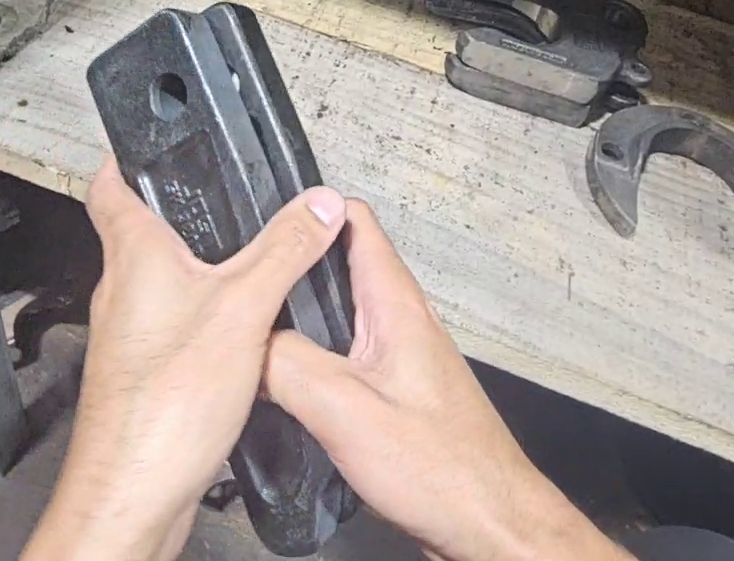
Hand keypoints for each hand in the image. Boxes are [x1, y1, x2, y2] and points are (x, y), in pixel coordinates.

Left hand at [22, 157, 348, 560]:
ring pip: (155, 275)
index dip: (123, 157)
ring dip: (189, 258)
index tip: (141, 141)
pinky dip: (198, 305)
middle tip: (208, 191)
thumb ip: (284, 249)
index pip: (108, 186)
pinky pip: (169, 317)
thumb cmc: (162, 408)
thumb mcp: (243, 307)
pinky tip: (231, 323)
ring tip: (233, 250)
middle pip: (135, 228)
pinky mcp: (142, 366)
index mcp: (134, 256)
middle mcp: (122, 289)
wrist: (133, 494)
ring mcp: (129, 330)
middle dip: (172, 206)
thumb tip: (317, 205)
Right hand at [264, 201, 628, 560]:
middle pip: (337, 261)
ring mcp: (396, 350)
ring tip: (251, 322)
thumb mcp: (347, 409)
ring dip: (298, 309)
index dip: (311, 209)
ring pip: (337, 308)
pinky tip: (282, 376)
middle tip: (243, 274)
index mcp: (394, 302)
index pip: (353, 220)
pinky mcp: (391, 384)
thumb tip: (244, 342)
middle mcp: (397, 315)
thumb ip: (288, 365)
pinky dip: (311, 349)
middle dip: (292, 262)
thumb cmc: (441, 468)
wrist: (490, 524)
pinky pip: (342, 348)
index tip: (265, 219)